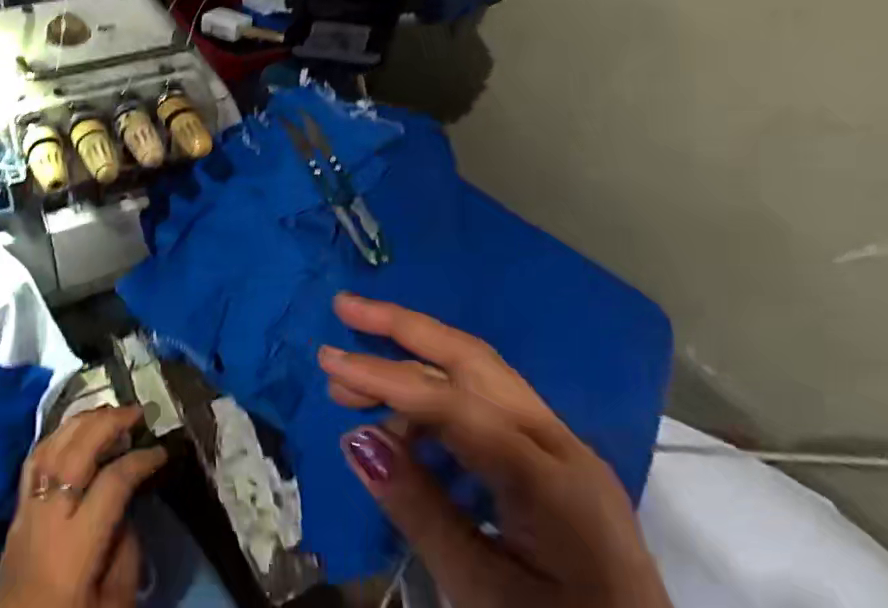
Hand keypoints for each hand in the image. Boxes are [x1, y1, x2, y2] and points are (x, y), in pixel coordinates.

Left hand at [0, 406, 167, 607]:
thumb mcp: (114, 606)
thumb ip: (126, 556)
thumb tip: (128, 511)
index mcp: (78, 541)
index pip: (111, 483)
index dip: (138, 461)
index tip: (161, 450)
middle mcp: (49, 512)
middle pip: (76, 451)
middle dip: (106, 423)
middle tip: (135, 410)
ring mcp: (28, 505)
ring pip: (51, 446)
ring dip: (79, 422)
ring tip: (107, 411)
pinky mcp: (17, 506)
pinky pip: (34, 458)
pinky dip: (54, 436)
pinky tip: (70, 430)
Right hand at [318, 293, 671, 607]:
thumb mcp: (481, 588)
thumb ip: (419, 510)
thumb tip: (356, 437)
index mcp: (553, 482)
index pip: (456, 404)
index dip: (385, 377)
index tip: (324, 360)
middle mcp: (562, 449)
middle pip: (475, 363)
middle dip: (405, 327)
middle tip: (344, 307)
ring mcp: (561, 453)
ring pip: (479, 378)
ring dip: (410, 364)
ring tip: (349, 386)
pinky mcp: (551, 465)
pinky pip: (483, 408)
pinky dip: (430, 399)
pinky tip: (396, 422)